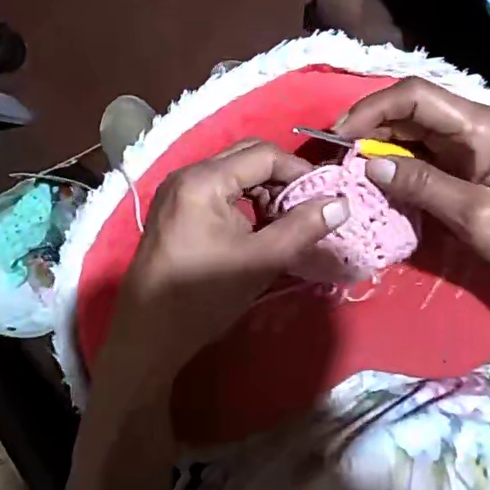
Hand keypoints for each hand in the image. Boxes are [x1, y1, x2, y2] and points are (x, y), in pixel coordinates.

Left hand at [95, 139, 347, 408]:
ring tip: (285, 221)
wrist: (148, 335)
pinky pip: (218, 188)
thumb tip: (341, 203)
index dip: (300, 172)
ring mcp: (178, 190)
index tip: (324, 198)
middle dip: (281, 178)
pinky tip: (258, 228)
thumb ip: (303, 228)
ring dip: (264, 189)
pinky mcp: (175, 207)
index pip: (265, 154)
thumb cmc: (203, 296)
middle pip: (247, 156)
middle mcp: (188, 173)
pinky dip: (244, 200)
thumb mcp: (260, 261)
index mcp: (204, 179)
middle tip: (306, 207)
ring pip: (233, 172)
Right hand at [335, 78, 489, 321]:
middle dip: (370, 121)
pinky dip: (393, 156)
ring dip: (378, 138)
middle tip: (338, 150)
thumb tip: (368, 165)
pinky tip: (374, 172)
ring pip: (410, 124)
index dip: (374, 108)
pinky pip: (418, 147)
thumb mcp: (473, 214)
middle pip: (410, 104)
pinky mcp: (461, 159)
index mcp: (480, 124)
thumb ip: (421, 185)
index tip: (342, 134)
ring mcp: (466, 140)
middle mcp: (471, 122)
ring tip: (348, 161)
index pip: (416, 95)